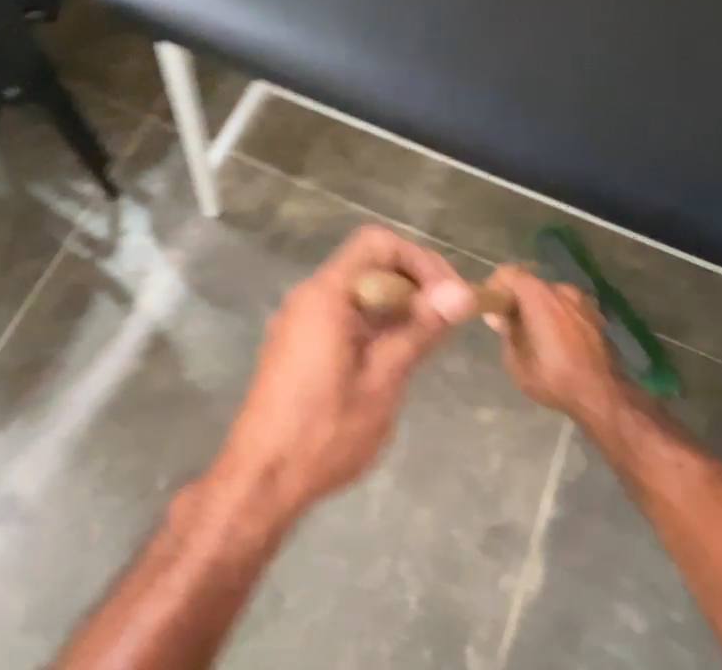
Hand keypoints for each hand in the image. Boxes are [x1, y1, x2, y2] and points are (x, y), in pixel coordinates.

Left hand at [210, 226, 476, 520]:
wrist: (262, 478)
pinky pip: (343, 316)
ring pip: (357, 292)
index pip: (378, 244)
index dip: (421, 261)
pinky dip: (375, 325)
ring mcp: (300, 321)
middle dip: (414, 283)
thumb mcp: (382, 381)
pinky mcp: (298, 345)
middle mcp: (308, 297)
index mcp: (325, 295)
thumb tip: (460, 293)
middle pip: (368, 264)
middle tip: (450, 322)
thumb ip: (418, 331)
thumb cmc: (324, 432)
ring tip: (432, 343)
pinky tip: (398, 358)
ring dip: (397, 307)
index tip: (450, 298)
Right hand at [486, 265, 629, 431]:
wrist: (602, 396)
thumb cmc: (553, 377)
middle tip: (509, 324)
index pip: (508, 273)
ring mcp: (583, 301)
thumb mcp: (516, 360)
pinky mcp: (597, 315)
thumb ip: (506, 330)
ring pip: (551, 295)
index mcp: (539, 296)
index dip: (495, 286)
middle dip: (517, 300)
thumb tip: (499, 315)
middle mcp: (562, 290)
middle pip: (531, 284)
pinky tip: (558, 340)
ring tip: (535, 334)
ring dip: (539, 308)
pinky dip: (558, 316)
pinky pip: (568, 307)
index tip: (490, 307)